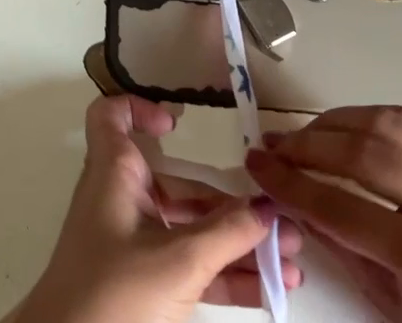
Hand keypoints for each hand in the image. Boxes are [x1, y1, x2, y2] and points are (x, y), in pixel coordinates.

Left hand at [10, 95, 304, 322]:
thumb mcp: (179, 262)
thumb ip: (228, 234)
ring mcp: (133, 242)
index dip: (139, 108)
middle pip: (180, 184)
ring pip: (191, 229)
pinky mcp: (143, 279)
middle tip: (282, 220)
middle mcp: (123, 199)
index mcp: (115, 174)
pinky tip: (271, 287)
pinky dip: (225, 272)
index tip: (179, 124)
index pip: (110, 117)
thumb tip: (270, 209)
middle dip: (233, 204)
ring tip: (291, 257)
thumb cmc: (114, 292)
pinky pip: (190, 264)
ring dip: (239, 243)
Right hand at [245, 106, 401, 322]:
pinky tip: (338, 130)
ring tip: (299, 137)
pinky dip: (364, 119)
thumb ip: (337, 244)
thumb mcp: (388, 304)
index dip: (289, 183)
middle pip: (362, 154)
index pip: (341, 207)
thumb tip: (285, 200)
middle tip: (269, 148)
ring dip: (331, 124)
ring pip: (384, 125)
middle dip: (305, 146)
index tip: (255, 166)